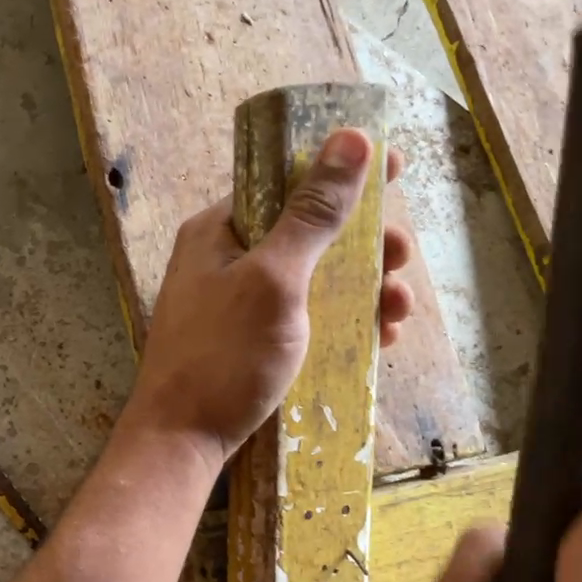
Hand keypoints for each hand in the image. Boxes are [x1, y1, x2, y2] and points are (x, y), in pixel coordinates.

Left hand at [125, 129, 415, 466]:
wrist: (180, 441)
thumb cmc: (223, 356)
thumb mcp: (274, 279)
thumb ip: (312, 215)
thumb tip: (350, 140)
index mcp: (219, 231)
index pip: (286, 180)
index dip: (342, 172)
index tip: (397, 167)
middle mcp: (225, 259)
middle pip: (308, 231)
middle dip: (364, 242)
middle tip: (401, 257)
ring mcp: (238, 303)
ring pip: (314, 278)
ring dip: (364, 286)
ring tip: (399, 307)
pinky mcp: (251, 341)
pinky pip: (306, 316)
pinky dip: (344, 321)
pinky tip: (381, 337)